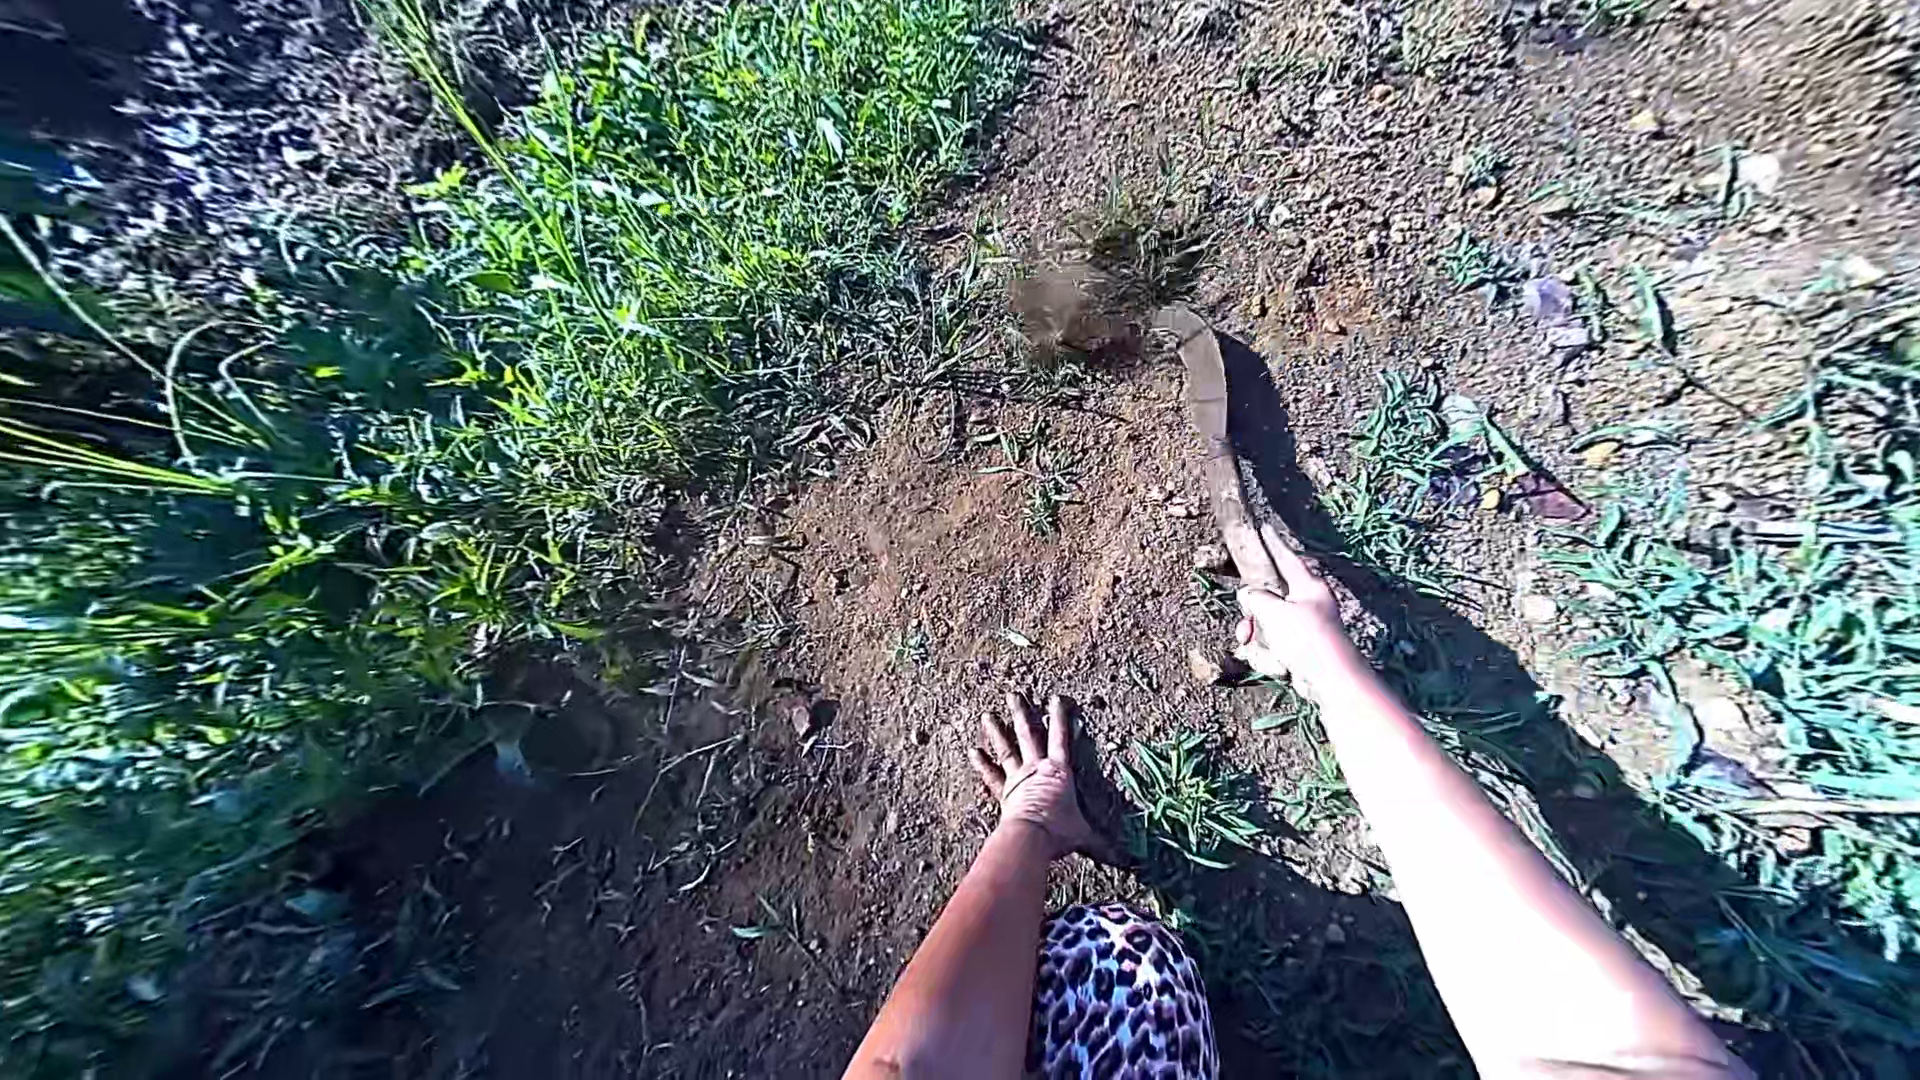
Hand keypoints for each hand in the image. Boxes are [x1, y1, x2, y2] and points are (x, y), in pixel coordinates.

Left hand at [968, 692, 1096, 859]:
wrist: (1030, 838)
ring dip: (996, 731)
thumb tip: (1129, 862)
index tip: (1055, 698)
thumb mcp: (1085, 836)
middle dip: (1021, 714)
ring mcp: (1017, 778)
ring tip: (986, 715)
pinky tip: (973, 751)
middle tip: (1013, 695)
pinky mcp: (1003, 792)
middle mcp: (1036, 768)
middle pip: (1027, 735)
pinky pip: (991, 775)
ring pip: (1006, 749)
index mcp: (1058, 771)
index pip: (1060, 738)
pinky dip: (982, 763)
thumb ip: (1103, 845)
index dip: (1059, 718)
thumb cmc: (1059, 832)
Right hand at [1233, 541, 1365, 703]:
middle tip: (1246, 626)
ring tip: (1258, 647)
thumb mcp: (1275, 612)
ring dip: (1258, 637)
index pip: (1286, 559)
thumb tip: (1248, 594)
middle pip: (1268, 597)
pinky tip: (1275, 662)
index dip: (1273, 544)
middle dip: (1253, 615)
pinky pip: (1272, 644)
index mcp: (1309, 587)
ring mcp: (1303, 627)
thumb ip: (1256, 598)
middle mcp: (1307, 603)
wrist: (1331, 682)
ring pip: (1265, 624)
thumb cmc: (1307, 639)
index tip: (1263, 528)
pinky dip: (1268, 653)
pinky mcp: (1299, 649)